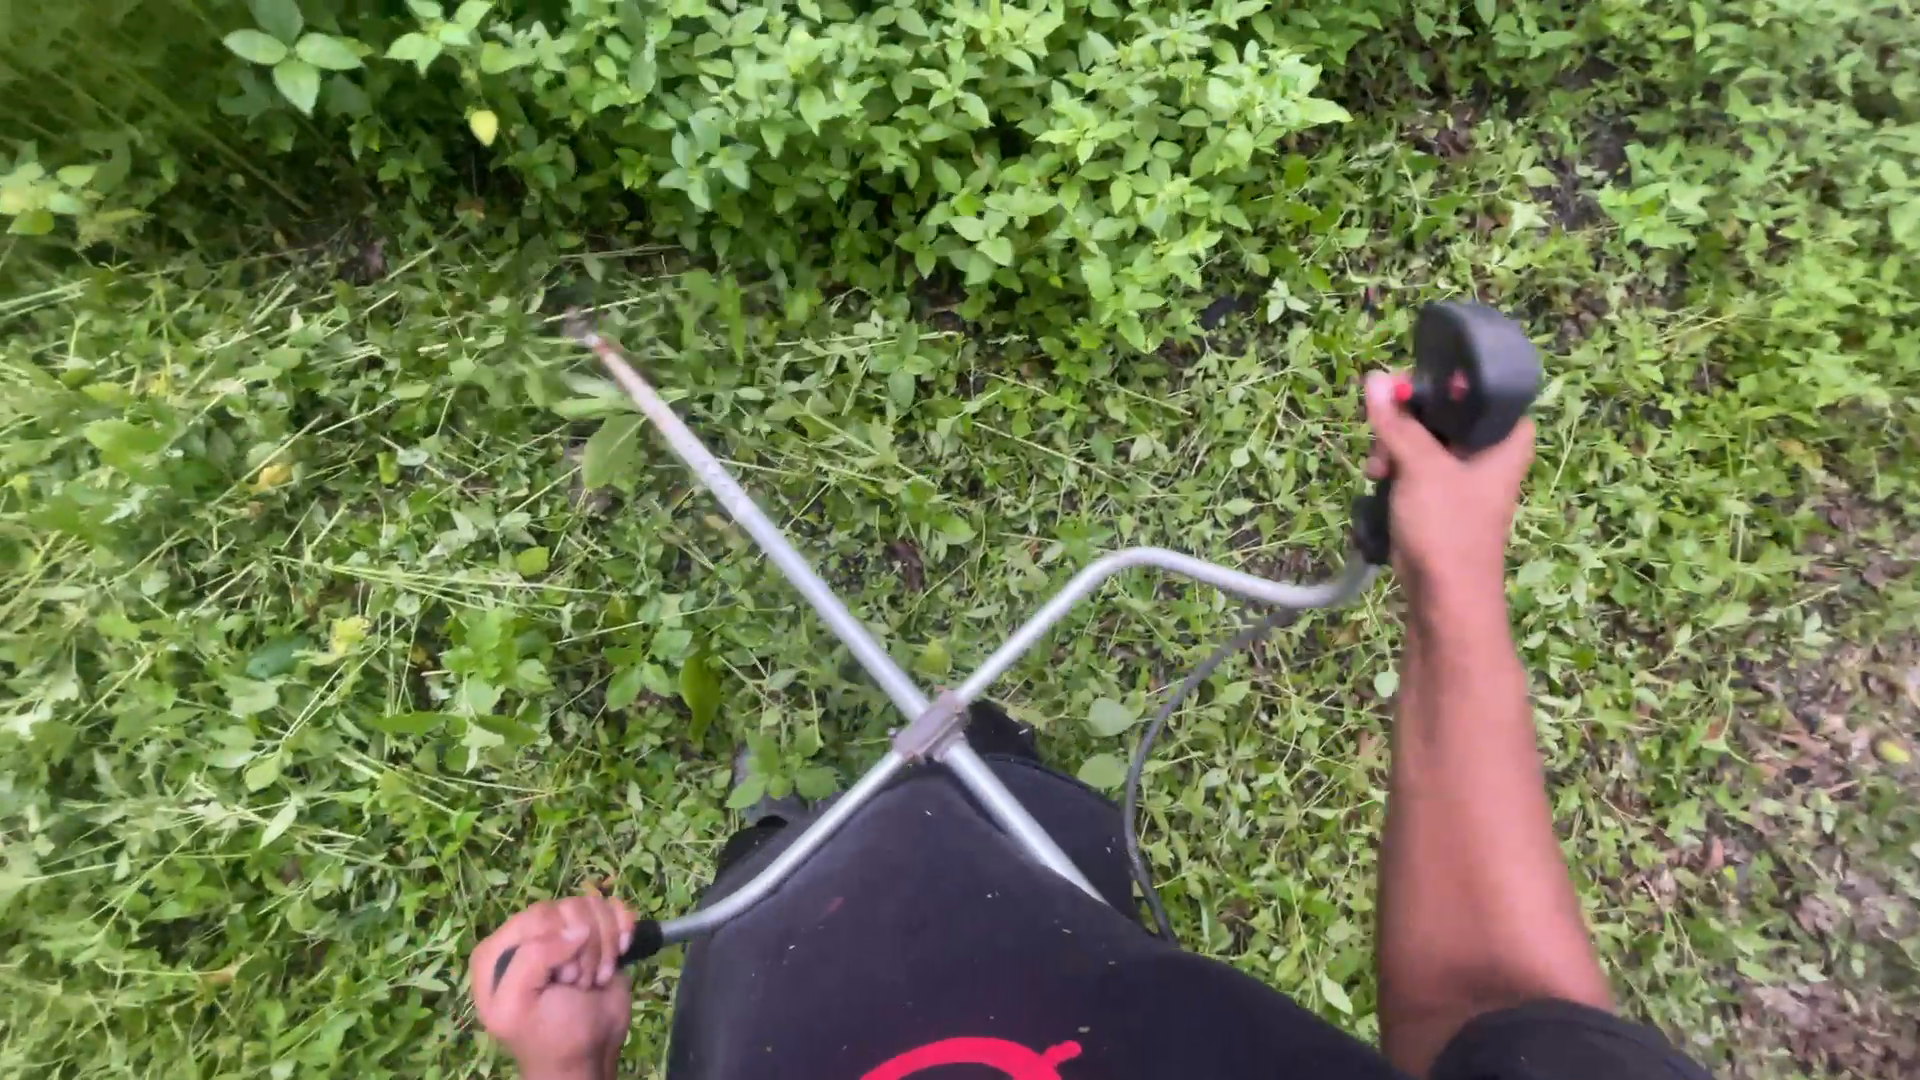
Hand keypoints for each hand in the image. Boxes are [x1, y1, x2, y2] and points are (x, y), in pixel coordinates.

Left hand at [469, 895, 636, 1079]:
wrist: (592, 1051)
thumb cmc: (550, 1035)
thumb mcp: (518, 1006)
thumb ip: (531, 959)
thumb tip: (578, 931)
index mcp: (499, 952)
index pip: (534, 917)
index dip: (555, 942)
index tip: (561, 977)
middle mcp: (531, 934)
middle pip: (567, 907)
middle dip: (584, 945)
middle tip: (580, 979)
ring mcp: (566, 930)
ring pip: (593, 905)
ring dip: (605, 943)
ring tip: (596, 976)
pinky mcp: (599, 930)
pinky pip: (615, 906)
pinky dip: (624, 928)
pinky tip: (621, 952)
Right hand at [1363, 370, 1533, 598]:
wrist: (1444, 593)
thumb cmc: (1447, 526)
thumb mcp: (1420, 466)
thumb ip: (1397, 422)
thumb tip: (1373, 378)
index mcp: (1506, 436)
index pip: (1475, 388)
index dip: (1439, 384)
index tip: (1402, 393)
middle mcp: (1488, 451)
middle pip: (1440, 414)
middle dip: (1403, 424)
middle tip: (1385, 441)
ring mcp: (1462, 476)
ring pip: (1419, 441)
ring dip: (1391, 450)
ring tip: (1377, 471)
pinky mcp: (1437, 497)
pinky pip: (1411, 467)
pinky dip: (1393, 471)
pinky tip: (1378, 482)